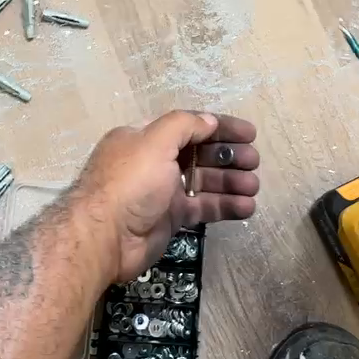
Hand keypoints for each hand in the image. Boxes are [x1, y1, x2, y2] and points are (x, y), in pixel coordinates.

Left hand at [70, 111, 259, 281]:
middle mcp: (154, 161)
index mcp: (146, 137)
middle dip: (228, 155)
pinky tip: (246, 207)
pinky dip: (224, 206)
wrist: (104, 237)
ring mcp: (163, 191)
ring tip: (254, 185)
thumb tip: (209, 121)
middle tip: (254, 161)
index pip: (189, 126)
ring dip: (230, 182)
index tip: (249, 133)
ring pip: (203, 181)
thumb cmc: (130, 182)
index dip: (219, 127)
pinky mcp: (170, 218)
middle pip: (199, 153)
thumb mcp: (154, 141)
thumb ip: (184, 125)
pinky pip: (202, 207)